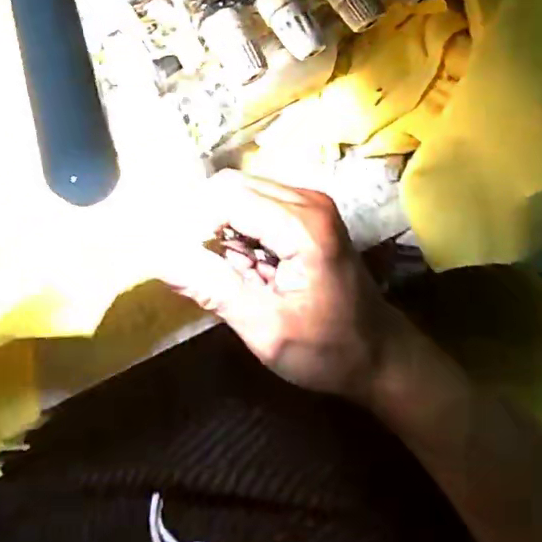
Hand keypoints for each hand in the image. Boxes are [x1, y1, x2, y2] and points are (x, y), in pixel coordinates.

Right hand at [156, 172, 396, 400]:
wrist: (382, 355)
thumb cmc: (328, 350)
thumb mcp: (266, 329)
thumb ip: (213, 289)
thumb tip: (160, 260)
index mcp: (303, 226)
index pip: (226, 197)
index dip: (192, 222)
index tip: (178, 260)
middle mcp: (307, 200)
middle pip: (230, 185)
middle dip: (203, 220)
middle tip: (197, 266)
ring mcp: (309, 201)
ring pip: (239, 190)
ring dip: (219, 224)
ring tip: (226, 269)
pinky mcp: (306, 210)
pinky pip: (254, 201)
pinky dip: (236, 226)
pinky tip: (244, 263)